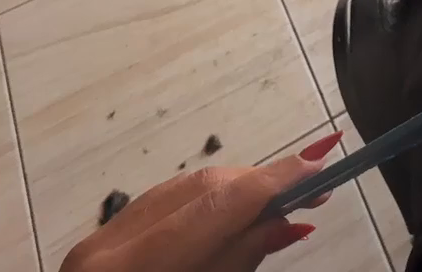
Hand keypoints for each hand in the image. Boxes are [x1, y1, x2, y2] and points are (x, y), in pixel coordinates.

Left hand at [60, 132, 342, 271]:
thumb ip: (240, 260)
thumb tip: (291, 218)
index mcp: (133, 268)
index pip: (220, 203)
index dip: (276, 179)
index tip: (320, 161)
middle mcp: (110, 243)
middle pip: (206, 187)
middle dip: (262, 183)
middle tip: (312, 188)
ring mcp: (100, 236)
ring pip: (188, 187)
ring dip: (238, 190)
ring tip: (279, 204)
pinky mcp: (102, 237)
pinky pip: (167, 202)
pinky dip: (206, 202)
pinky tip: (233, 212)